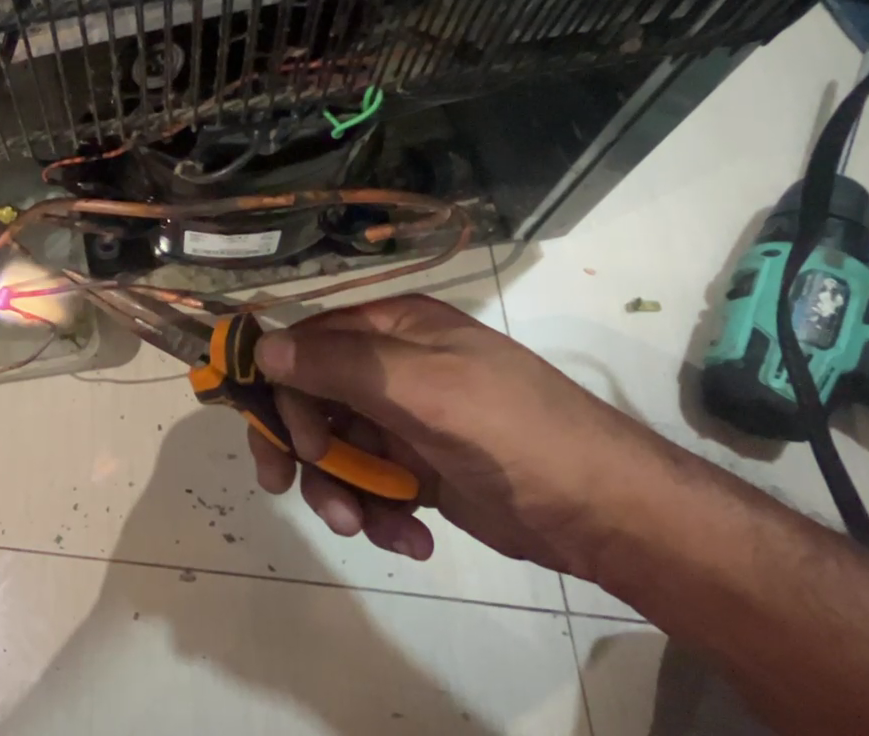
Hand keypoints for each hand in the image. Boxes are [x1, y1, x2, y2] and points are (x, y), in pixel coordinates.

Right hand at [248, 295, 674, 574]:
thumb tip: (261, 348)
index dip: (281, 388)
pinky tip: (407, 539)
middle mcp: (391, 368)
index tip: (282, 438)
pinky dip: (376, 515)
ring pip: (333, 450)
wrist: (608, 515)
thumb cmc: (513, 433)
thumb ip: (339, 365)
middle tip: (286, 487)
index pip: (306, 344)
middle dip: (301, 449)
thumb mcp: (423, 389)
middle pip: (309, 400)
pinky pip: (368, 486)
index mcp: (393, 330)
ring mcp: (403, 421)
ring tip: (362, 528)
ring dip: (337, 492)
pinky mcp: (416, 470)